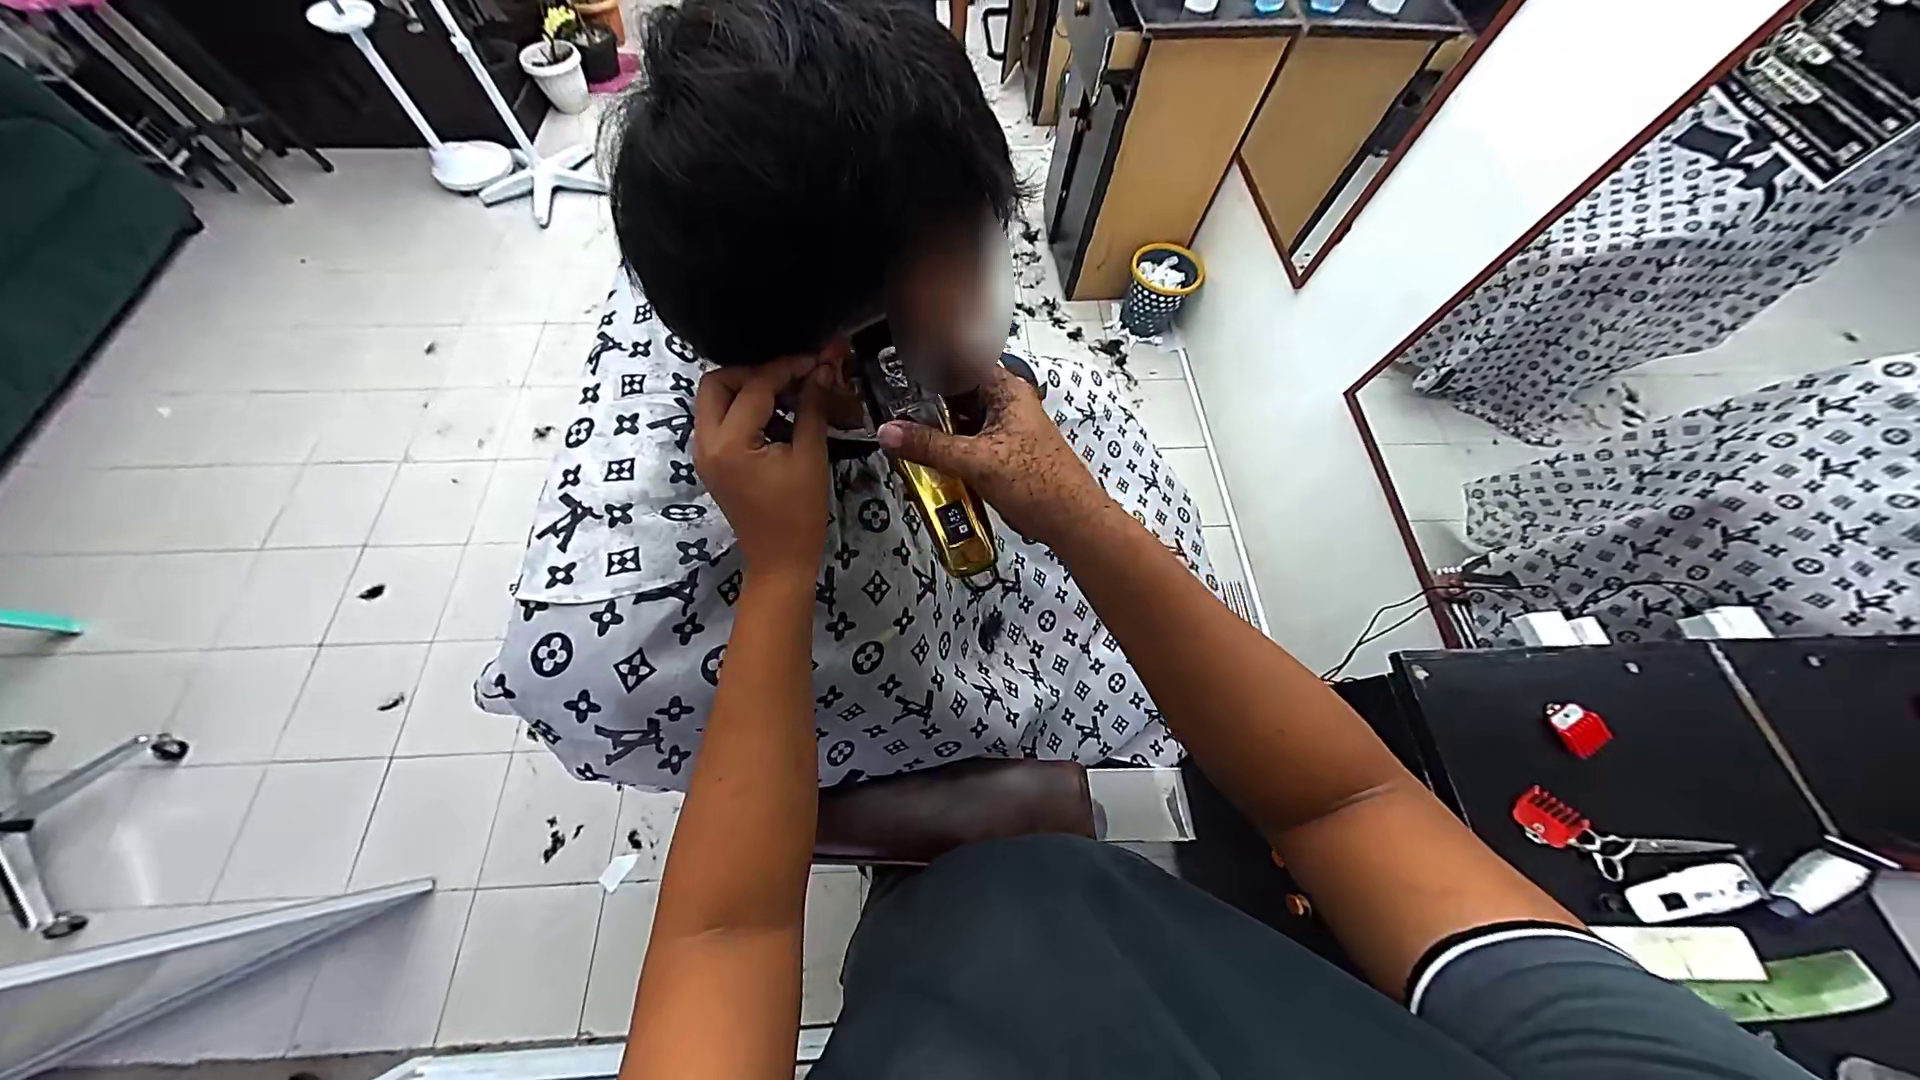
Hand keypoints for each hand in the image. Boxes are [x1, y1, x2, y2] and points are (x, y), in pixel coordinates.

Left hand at [694, 356, 831, 580]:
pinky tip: (778, 421)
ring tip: (789, 399)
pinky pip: (720, 422)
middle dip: (754, 373)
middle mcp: (706, 443)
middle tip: (791, 379)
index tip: (816, 362)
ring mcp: (704, 454)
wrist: (780, 561)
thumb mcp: (810, 457)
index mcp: (729, 442)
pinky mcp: (712, 463)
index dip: (787, 368)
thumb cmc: (799, 514)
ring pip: (715, 401)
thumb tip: (823, 371)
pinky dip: (745, 412)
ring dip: (749, 392)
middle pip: (717, 383)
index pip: (755, 387)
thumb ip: (812, 408)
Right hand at [876, 364, 1110, 543]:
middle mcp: (1009, 407)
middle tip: (902, 422)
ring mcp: (1008, 433)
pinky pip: (971, 449)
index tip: (901, 385)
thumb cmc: (1043, 484)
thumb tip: (892, 432)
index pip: (960, 366)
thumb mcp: (975, 461)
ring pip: (963, 426)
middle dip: (930, 412)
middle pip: (958, 399)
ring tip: (913, 446)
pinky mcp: (1006, 458)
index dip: (929, 373)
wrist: (1071, 522)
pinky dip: (953, 457)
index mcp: (1007, 391)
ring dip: (940, 438)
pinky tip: (937, 469)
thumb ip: (928, 446)